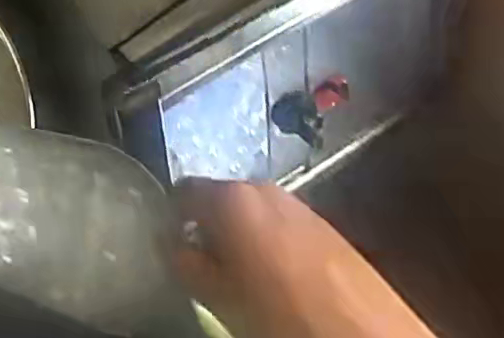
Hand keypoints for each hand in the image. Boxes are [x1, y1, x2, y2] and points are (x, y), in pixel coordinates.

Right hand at [174, 178, 435, 337]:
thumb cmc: (283, 315)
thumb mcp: (220, 297)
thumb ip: (185, 263)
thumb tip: (172, 246)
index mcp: (229, 195)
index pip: (182, 191)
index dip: (173, 218)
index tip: (173, 245)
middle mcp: (262, 188)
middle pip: (220, 198)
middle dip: (211, 226)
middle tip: (210, 263)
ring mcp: (300, 206)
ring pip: (255, 213)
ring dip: (245, 236)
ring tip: (248, 275)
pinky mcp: (331, 229)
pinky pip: (287, 228)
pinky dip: (276, 246)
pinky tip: (284, 281)